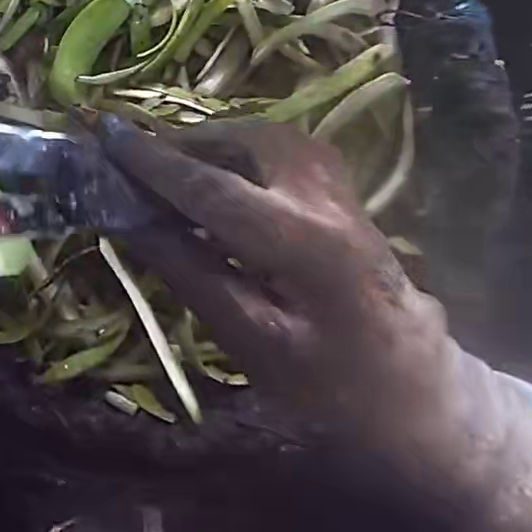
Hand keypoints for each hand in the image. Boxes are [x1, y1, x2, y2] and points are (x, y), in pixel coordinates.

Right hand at [96, 118, 445, 432]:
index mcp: (305, 244)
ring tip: (171, 167)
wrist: (425, 399)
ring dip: (210, 142)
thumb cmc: (333, 388)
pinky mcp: (343, 188)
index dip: (151, 160)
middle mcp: (328, 199)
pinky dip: (236, 148)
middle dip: (184, 142)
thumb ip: (185, 270)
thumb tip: (126, 217)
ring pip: (263, 133)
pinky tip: (216, 174)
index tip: (106, 133)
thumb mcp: (248, 340)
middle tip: (138, 160)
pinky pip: (278, 145)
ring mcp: (343, 188)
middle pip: (243, 139)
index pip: (208, 185)